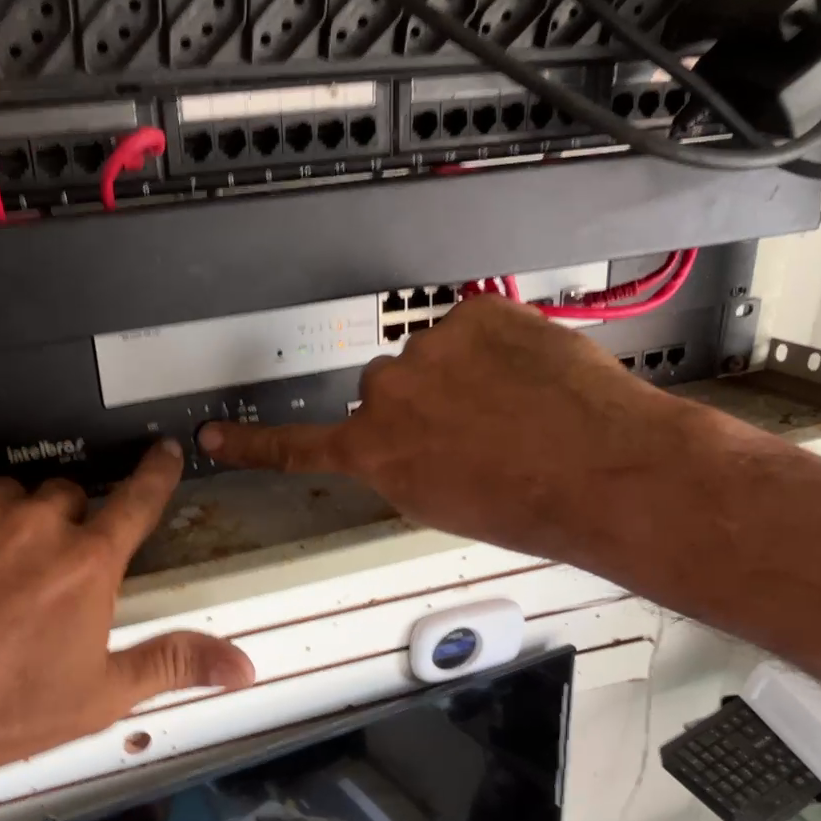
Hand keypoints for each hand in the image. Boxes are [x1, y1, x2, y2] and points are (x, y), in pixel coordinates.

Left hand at [0, 442, 254, 795]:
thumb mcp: (96, 697)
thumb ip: (172, 662)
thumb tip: (239, 663)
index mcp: (86, 563)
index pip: (137, 500)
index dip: (155, 474)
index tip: (163, 452)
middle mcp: (33, 524)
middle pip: (65, 498)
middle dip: (62, 527)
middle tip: (39, 577)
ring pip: (3, 499)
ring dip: (2, 528)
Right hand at [199, 297, 701, 561]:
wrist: (607, 470)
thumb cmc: (530, 506)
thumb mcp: (439, 505)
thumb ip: (396, 468)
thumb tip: (395, 446)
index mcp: (374, 452)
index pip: (296, 446)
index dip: (251, 442)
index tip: (214, 434)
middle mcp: (388, 396)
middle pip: (382, 388)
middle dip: (416, 403)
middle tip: (471, 429)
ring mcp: (430, 349)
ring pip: (430, 354)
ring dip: (459, 372)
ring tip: (512, 405)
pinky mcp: (475, 315)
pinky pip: (470, 325)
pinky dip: (493, 345)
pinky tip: (526, 375)